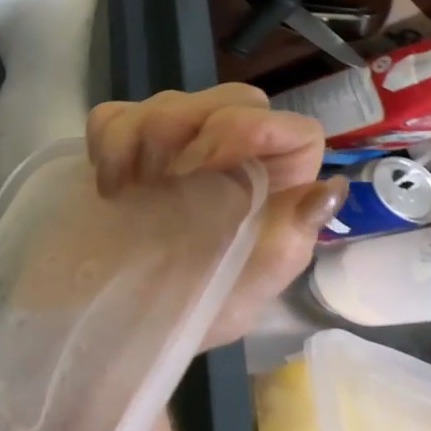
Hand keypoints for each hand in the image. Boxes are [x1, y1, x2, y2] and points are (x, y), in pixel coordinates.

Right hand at [86, 83, 345, 349]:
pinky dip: (104, 138)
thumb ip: (281, 244)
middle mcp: (227, 161)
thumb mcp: (243, 294)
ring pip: (165, 101)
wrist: (108, 329)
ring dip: (139, 134)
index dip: (247, 130)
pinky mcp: (115, 155)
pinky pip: (111, 116)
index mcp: (272, 190)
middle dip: (187, 123)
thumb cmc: (182, 315)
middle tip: (158, 173)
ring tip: (127, 184)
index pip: (288, 130)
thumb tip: (325, 190)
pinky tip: (106, 181)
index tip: (196, 165)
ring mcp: (167, 154)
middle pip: (228, 100)